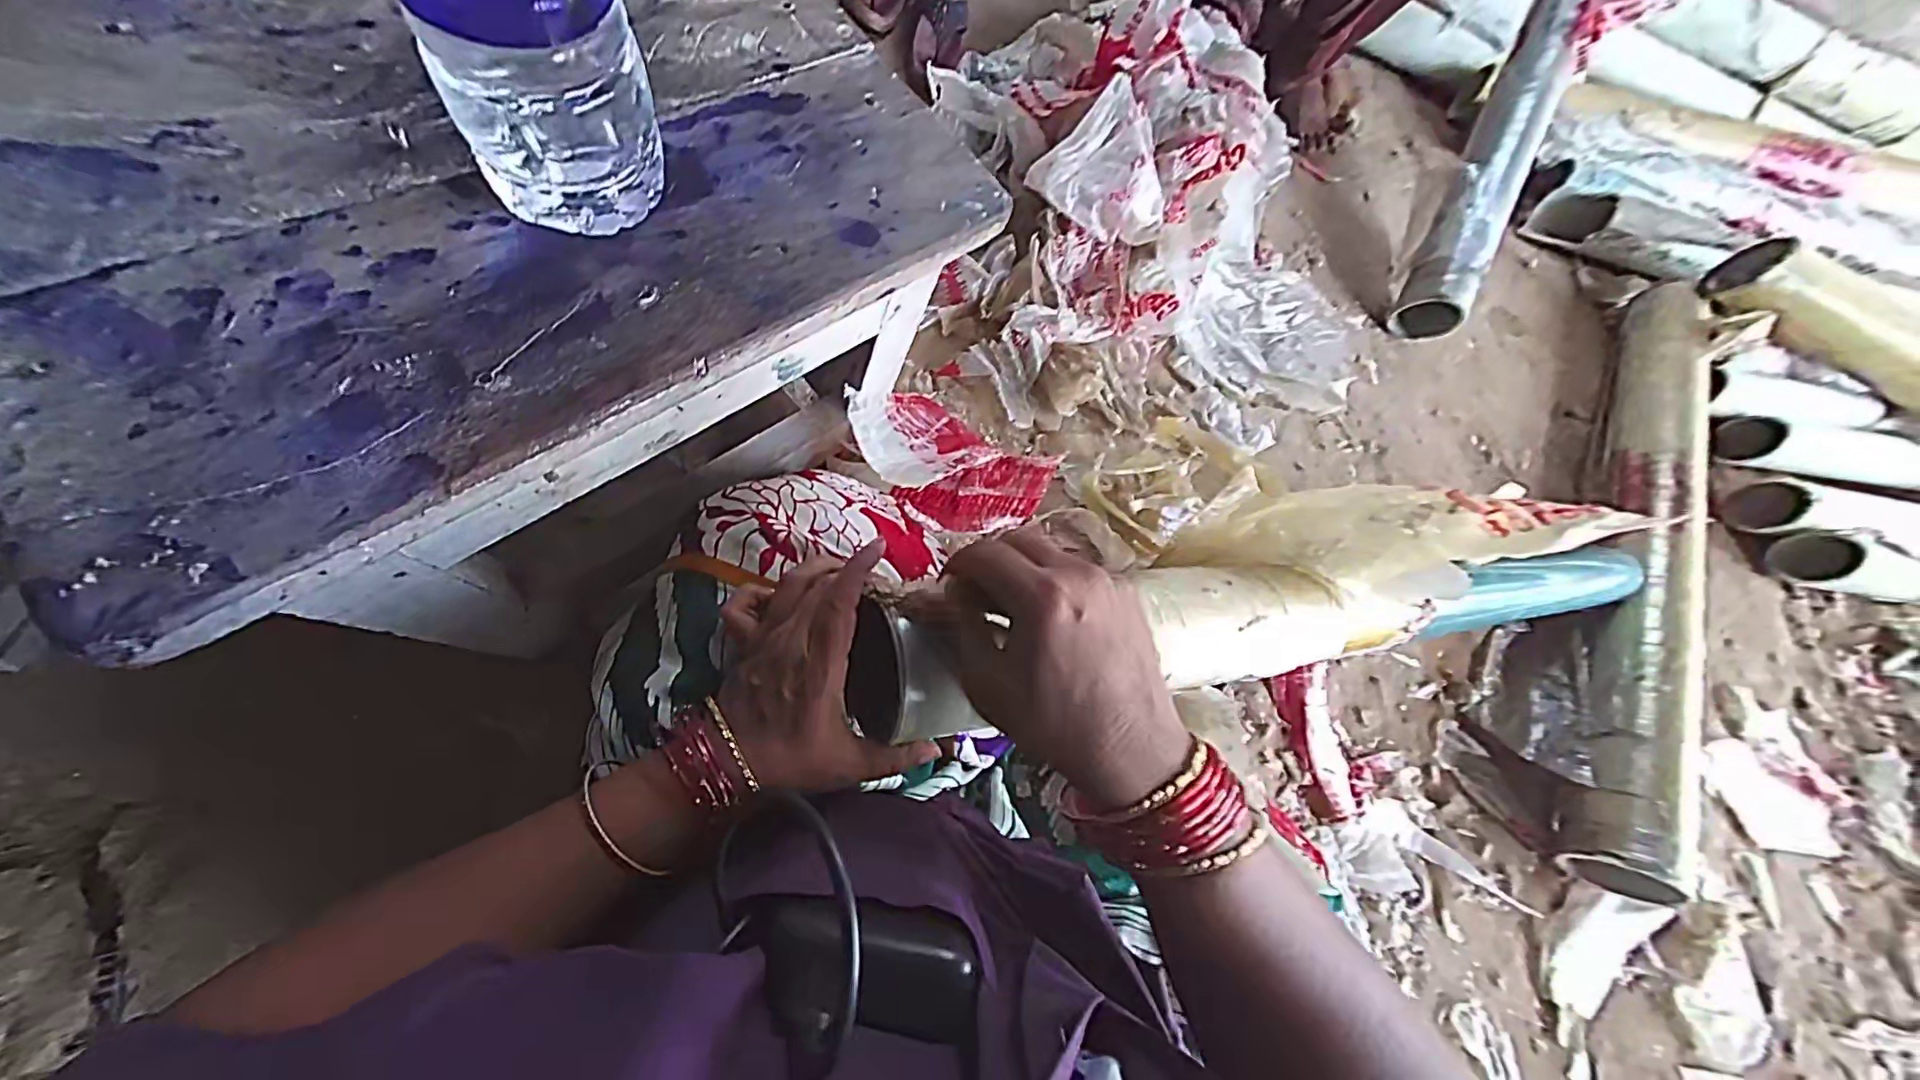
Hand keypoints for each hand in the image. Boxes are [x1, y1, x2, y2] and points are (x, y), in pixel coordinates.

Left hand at [714, 542, 939, 792]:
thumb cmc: (791, 759)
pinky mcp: (745, 641)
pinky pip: (746, 601)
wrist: (728, 763)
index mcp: (822, 663)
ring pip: (788, 584)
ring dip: (814, 568)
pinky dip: (763, 588)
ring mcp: (764, 636)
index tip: (877, 549)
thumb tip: (935, 748)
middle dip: (846, 566)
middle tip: (870, 572)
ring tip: (837, 568)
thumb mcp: (849, 764)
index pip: (840, 601)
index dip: (858, 569)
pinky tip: (780, 593)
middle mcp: (792, 640)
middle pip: (818, 584)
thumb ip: (895, 757)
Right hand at [925, 526, 1189, 809]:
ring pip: (1051, 550)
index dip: (957, 564)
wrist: (1131, 748)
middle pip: (1018, 539)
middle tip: (975, 590)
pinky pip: (1078, 569)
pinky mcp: (1127, 592)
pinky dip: (1054, 578)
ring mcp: (1108, 580)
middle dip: (988, 558)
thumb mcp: (988, 684)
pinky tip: (1049, 615)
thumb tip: (954, 597)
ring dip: (1022, 566)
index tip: (950, 584)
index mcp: (1042, 596)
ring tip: (1012, 604)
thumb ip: (963, 628)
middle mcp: (1079, 574)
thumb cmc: (1056, 724)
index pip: (985, 553)